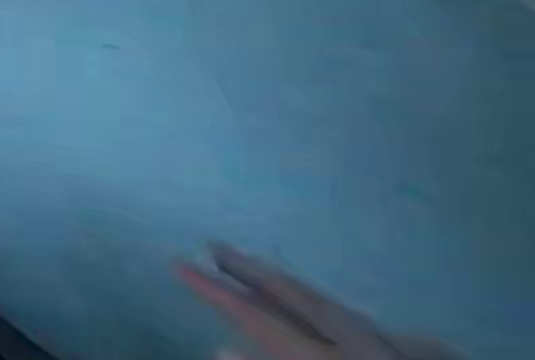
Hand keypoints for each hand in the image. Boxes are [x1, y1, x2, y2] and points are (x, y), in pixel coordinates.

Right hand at [177, 244, 460, 359]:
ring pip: (356, 315)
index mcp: (326, 359)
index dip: (214, 290)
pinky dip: (396, 333)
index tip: (176, 261)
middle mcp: (367, 350)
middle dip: (256, 273)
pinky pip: (418, 345)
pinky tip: (396, 328)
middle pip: (305, 302)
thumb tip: (220, 349)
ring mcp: (410, 358)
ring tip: (274, 272)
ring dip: (309, 293)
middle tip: (215, 245)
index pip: (258, 318)